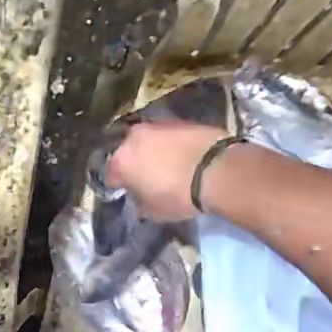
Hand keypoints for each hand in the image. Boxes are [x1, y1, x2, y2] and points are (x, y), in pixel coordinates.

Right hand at [105, 121, 231, 221]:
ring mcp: (158, 125)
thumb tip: (140, 200)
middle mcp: (133, 138)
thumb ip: (140, 203)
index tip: (129, 192)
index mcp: (121, 161)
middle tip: (148, 177)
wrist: (220, 170)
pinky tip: (184, 156)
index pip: (111, 176)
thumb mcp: (154, 211)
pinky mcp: (182, 120)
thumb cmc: (179, 195)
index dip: (119, 186)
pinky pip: (170, 136)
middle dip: (135, 163)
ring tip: (168, 165)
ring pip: (149, 141)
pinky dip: (173, 144)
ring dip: (154, 151)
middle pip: (129, 152)